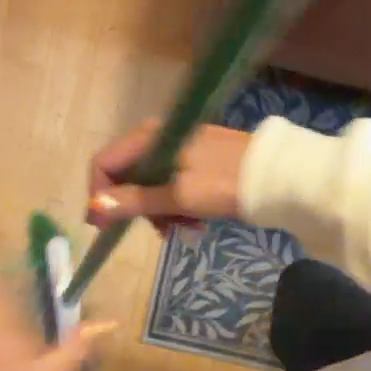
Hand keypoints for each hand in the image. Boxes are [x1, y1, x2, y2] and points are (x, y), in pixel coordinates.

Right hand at [85, 120, 252, 231]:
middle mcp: (158, 138)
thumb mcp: (177, 196)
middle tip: (162, 232)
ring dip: (161, 213)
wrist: (278, 176)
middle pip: (127, 178)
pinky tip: (195, 223)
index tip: (108, 228)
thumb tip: (93, 209)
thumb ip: (134, 202)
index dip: (100, 196)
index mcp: (148, 138)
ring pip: (150, 187)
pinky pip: (171, 187)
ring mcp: (177, 149)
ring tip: (185, 230)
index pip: (104, 164)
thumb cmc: (225, 184)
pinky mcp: (195, 161)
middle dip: (139, 209)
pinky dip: (177, 208)